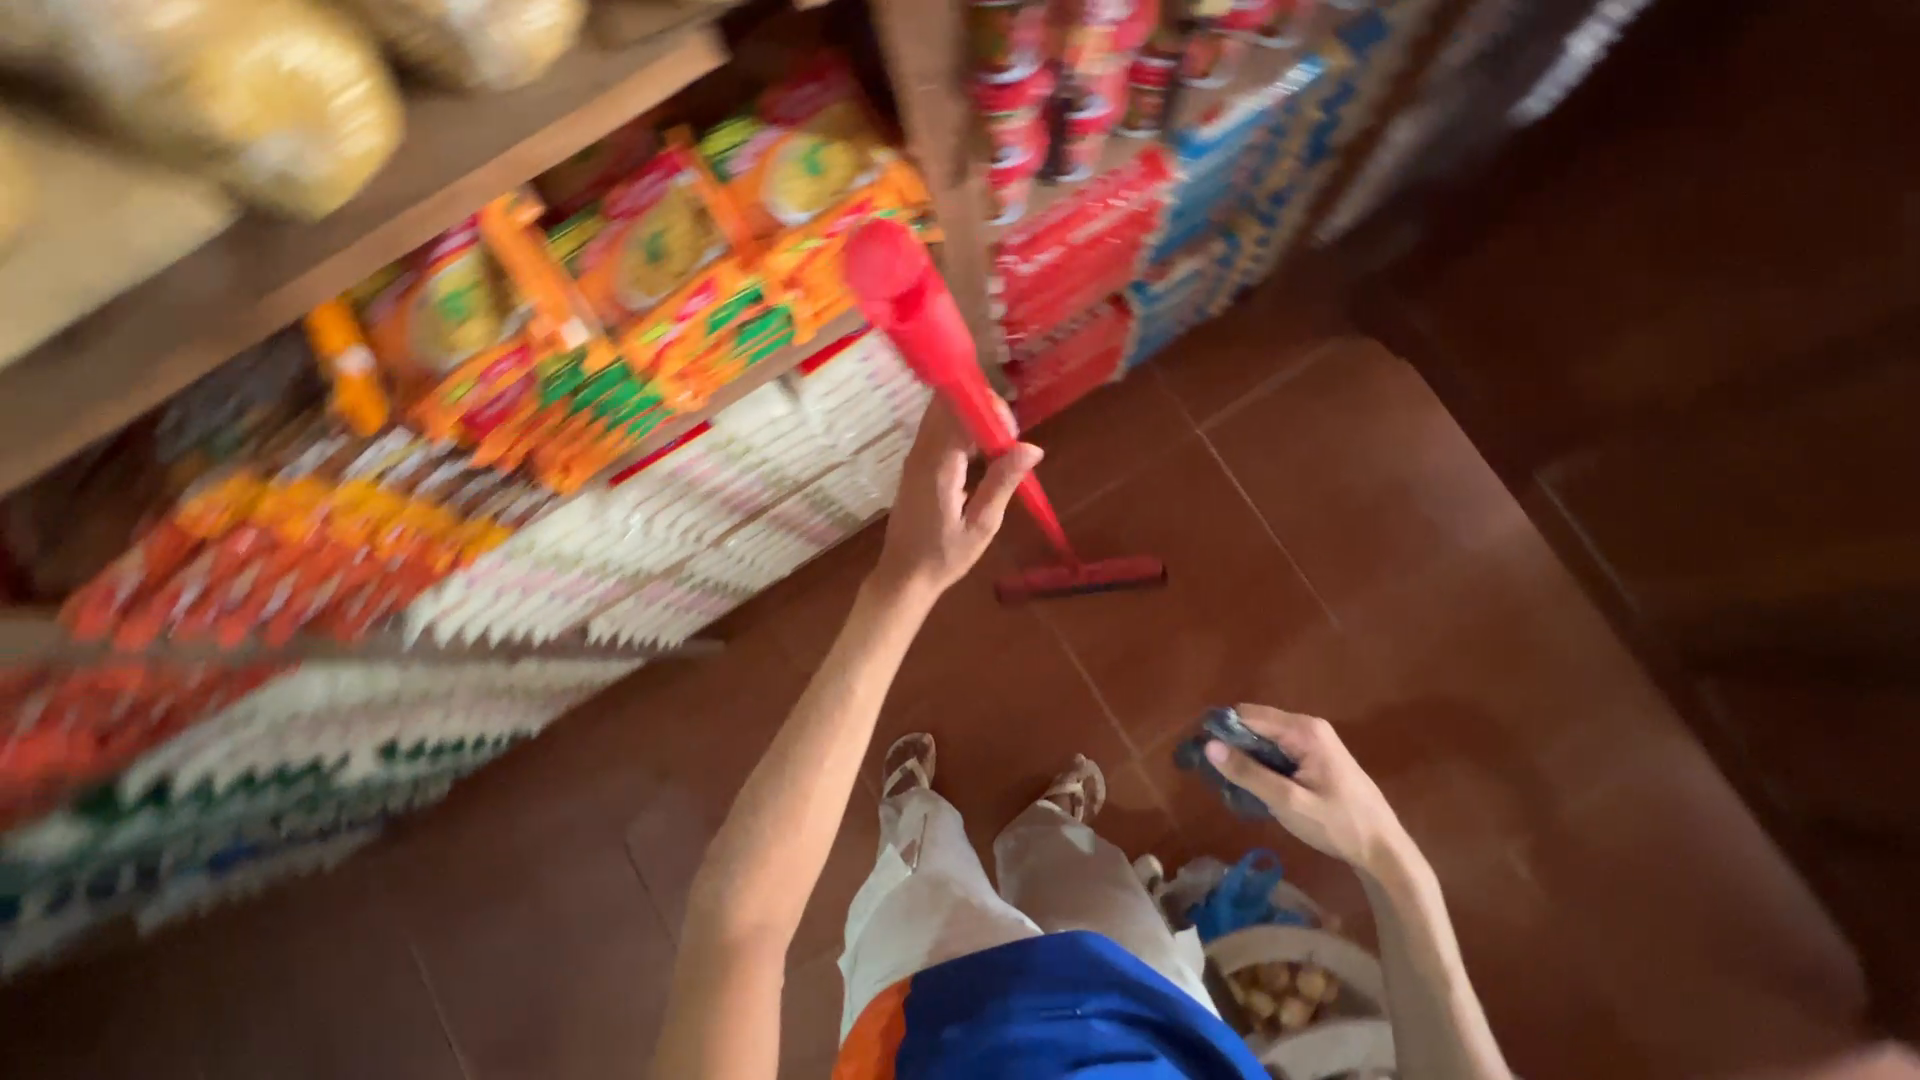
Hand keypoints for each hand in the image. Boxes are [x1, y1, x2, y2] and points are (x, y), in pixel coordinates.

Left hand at [873, 400, 1041, 596]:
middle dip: (982, 408)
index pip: (960, 412)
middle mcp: (921, 453)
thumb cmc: (944, 557)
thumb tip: (1032, 448)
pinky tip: (980, 455)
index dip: (990, 411)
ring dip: (972, 417)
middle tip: (1007, 437)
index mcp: (938, 467)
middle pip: (947, 403)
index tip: (1013, 434)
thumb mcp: (982, 525)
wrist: (904, 575)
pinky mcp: (915, 463)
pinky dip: (961, 429)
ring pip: (941, 412)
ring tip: (998, 446)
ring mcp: (914, 456)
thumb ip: (1002, 482)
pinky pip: (938, 429)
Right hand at [1204, 705, 1413, 875]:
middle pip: (1256, 724)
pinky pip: (1278, 751)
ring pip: (1265, 739)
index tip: (1200, 754)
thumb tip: (1209, 745)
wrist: (1385, 851)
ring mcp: (1315, 741)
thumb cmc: (1338, 825)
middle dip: (1232, 745)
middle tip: (1215, 775)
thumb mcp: (1288, 802)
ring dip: (1247, 757)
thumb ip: (1248, 773)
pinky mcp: (1316, 757)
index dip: (1221, 731)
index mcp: (1304, 730)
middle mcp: (1309, 727)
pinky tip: (1255, 787)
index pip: (1248, 716)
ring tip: (1231, 784)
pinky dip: (1262, 765)